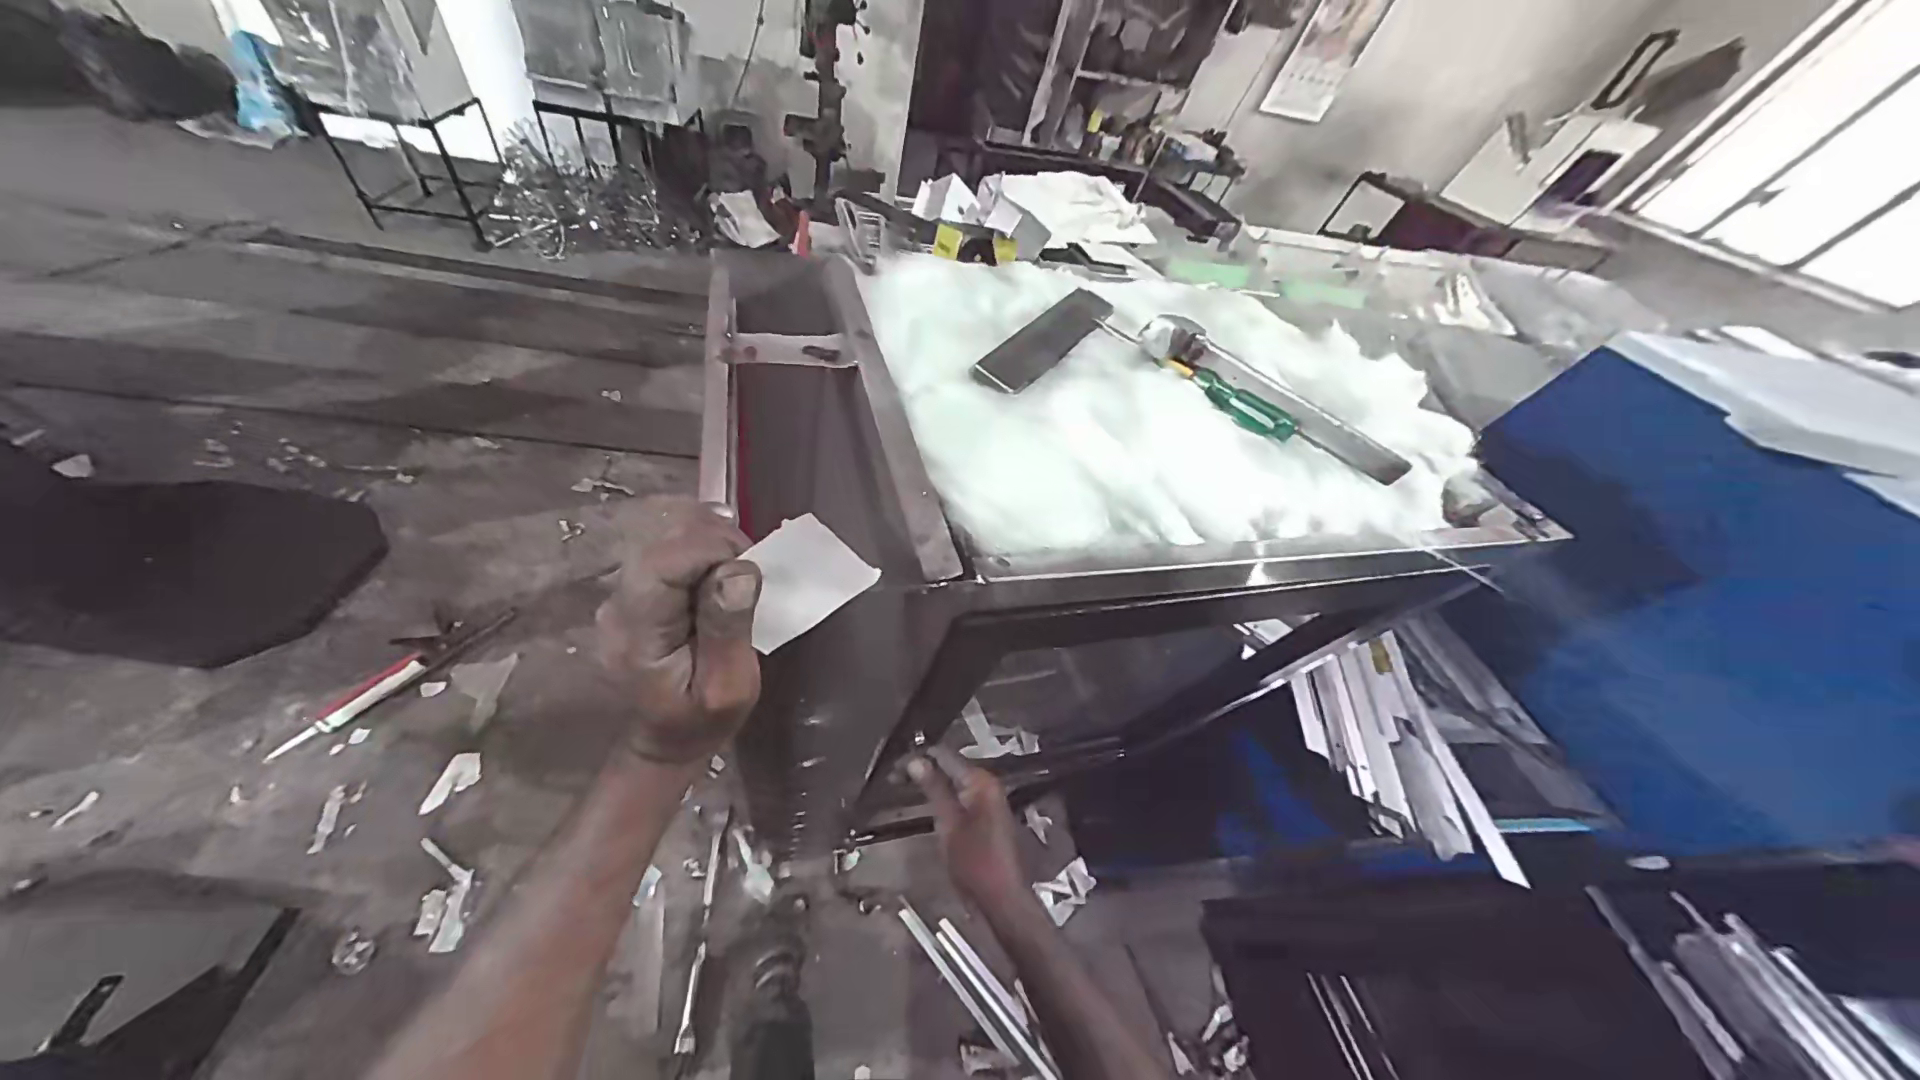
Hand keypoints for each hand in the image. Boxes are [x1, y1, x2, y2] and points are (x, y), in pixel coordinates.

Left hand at [596, 496, 762, 764]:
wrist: (667, 739)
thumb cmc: (702, 721)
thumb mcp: (730, 688)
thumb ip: (729, 630)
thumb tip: (738, 570)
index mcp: (637, 632)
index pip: (664, 562)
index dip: (712, 550)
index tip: (751, 568)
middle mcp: (619, 605)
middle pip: (665, 542)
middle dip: (717, 545)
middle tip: (752, 574)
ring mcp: (624, 595)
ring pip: (669, 540)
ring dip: (713, 546)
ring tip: (740, 576)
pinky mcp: (638, 590)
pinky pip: (672, 552)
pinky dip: (705, 553)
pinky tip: (722, 576)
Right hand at [909, 748, 1027, 909]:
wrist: (1002, 899)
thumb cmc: (974, 862)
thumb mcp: (948, 824)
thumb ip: (934, 789)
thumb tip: (914, 760)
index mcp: (981, 780)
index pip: (945, 755)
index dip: (918, 757)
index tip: (894, 767)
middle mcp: (988, 783)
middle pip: (951, 765)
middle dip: (923, 768)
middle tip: (894, 778)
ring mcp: (990, 798)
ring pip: (955, 780)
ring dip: (932, 781)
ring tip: (904, 786)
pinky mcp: (987, 814)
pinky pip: (961, 793)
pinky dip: (943, 794)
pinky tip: (927, 800)